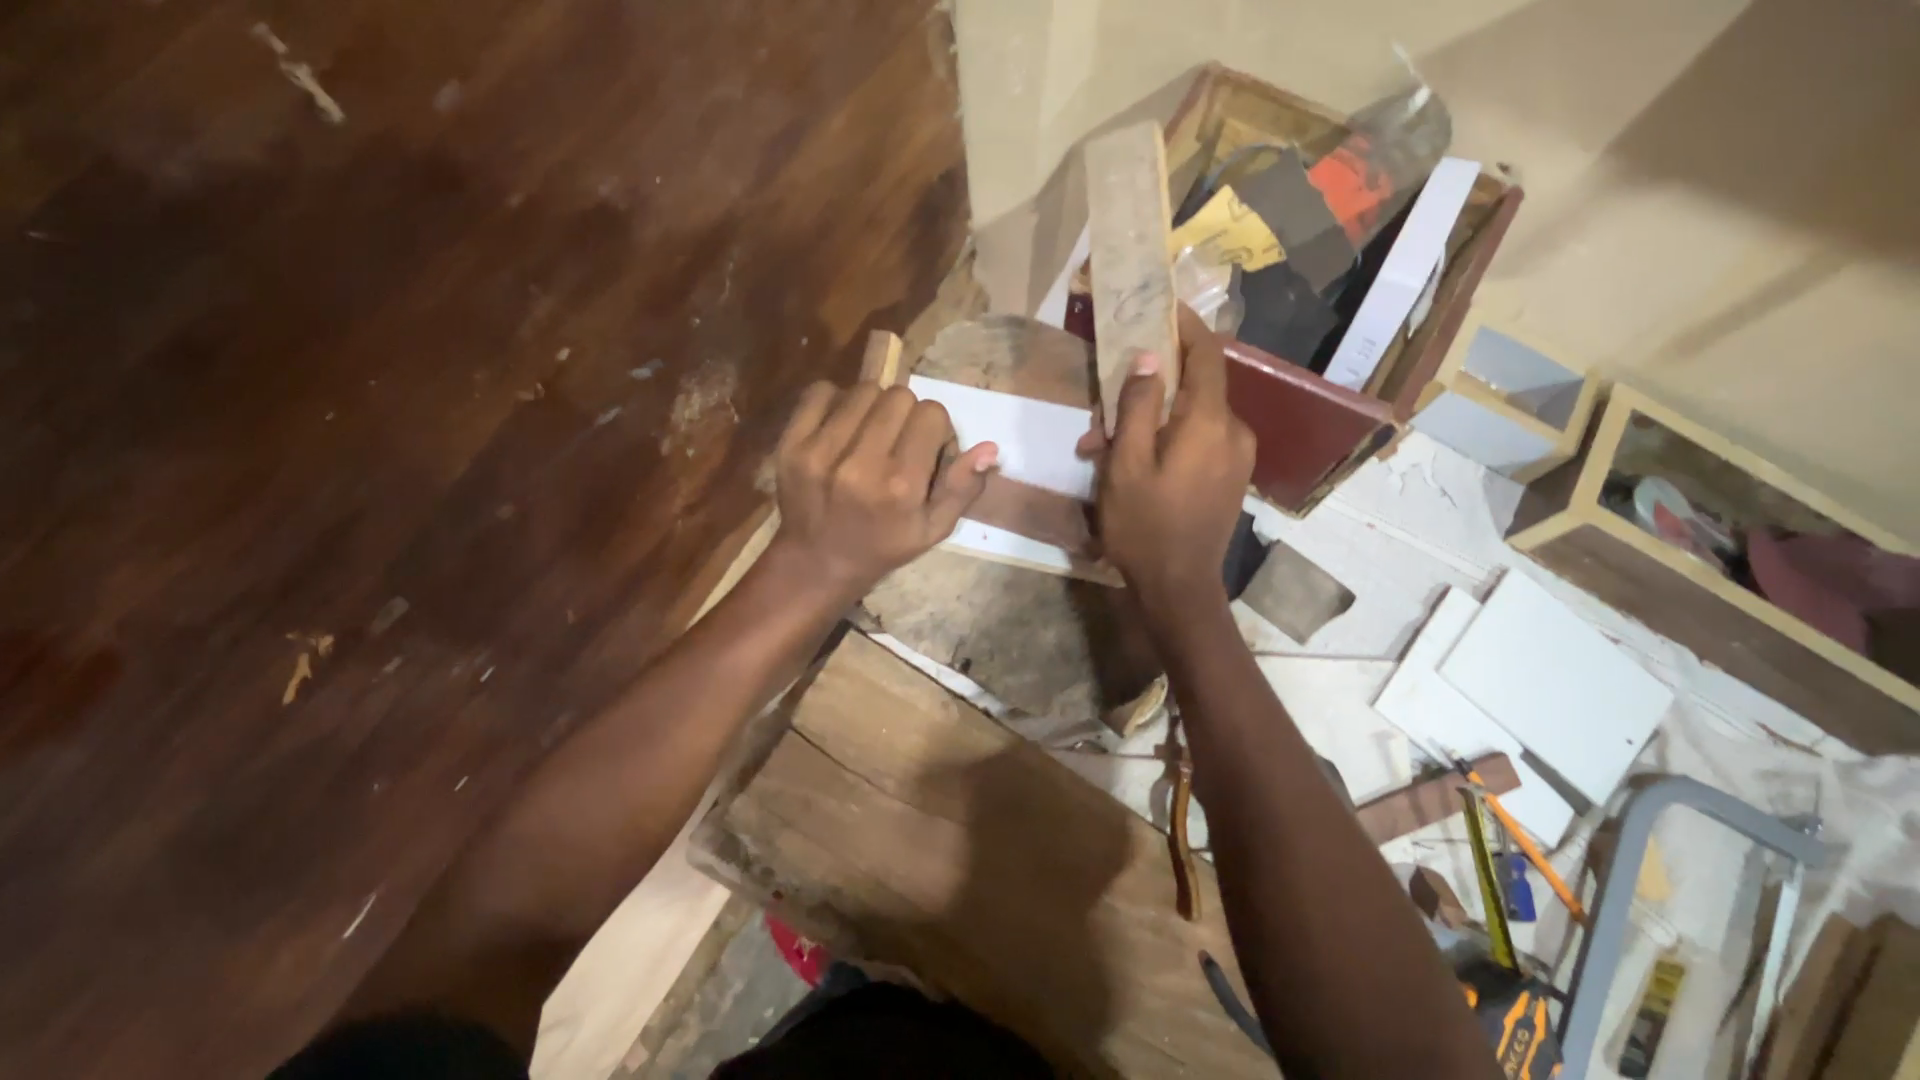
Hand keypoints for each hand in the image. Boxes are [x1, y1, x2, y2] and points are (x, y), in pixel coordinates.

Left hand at [769, 380, 997, 599]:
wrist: (818, 562)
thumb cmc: (884, 546)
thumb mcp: (933, 529)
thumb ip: (963, 487)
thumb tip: (991, 448)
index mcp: (900, 486)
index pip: (931, 414)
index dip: (935, 429)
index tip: (926, 451)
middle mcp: (861, 464)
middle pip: (899, 396)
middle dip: (906, 414)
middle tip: (898, 442)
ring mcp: (820, 452)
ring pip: (863, 390)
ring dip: (873, 406)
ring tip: (869, 435)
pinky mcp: (791, 444)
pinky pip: (821, 391)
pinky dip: (835, 401)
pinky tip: (841, 427)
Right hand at [1079, 307, 1254, 610]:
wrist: (1179, 588)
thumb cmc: (1145, 526)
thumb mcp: (1126, 464)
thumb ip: (1137, 405)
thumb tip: (1150, 356)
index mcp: (1210, 422)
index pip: (1206, 353)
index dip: (1185, 325)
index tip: (1161, 305)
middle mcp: (1234, 431)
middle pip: (1194, 387)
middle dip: (1149, 388)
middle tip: (1102, 413)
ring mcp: (1237, 456)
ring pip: (1193, 416)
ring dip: (1151, 420)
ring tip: (1104, 448)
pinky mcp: (1232, 476)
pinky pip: (1200, 440)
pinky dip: (1167, 440)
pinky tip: (1133, 465)